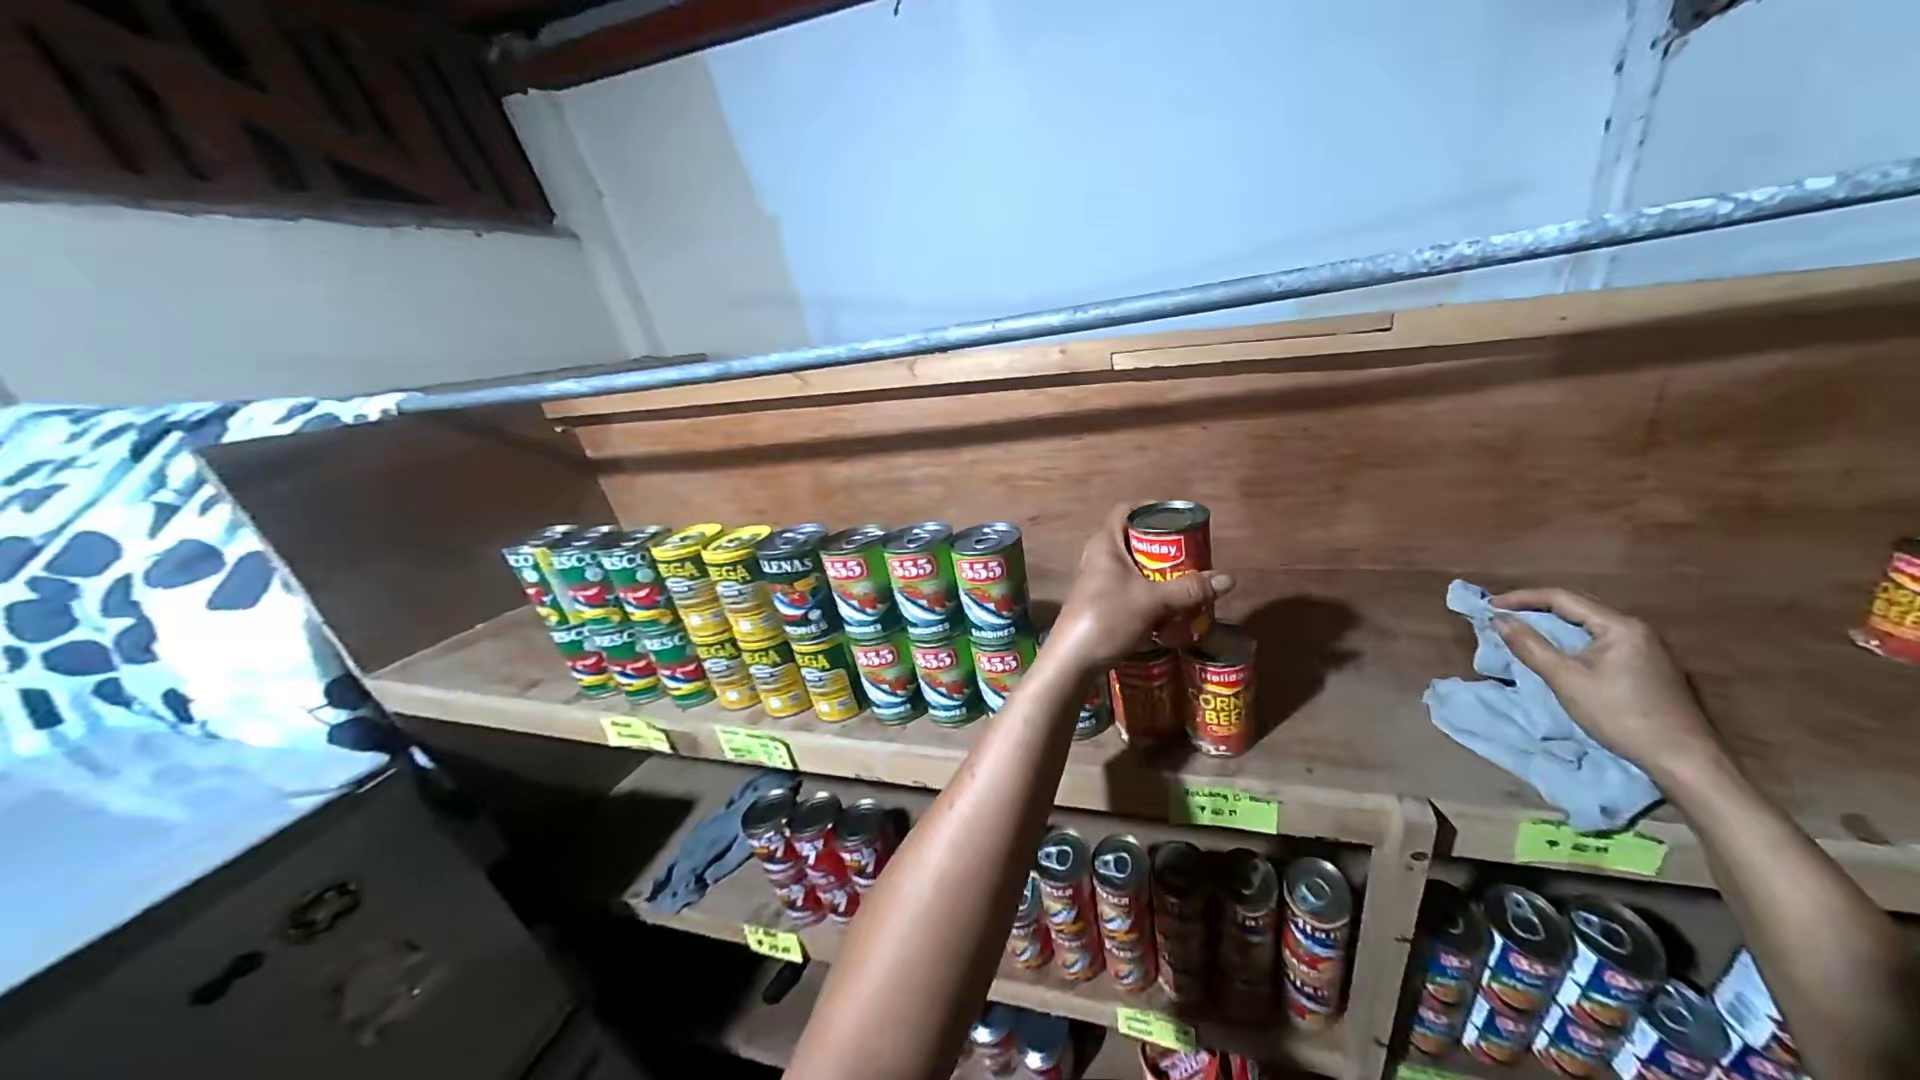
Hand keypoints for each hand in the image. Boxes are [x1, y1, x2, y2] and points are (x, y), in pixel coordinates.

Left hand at [1046, 502, 1234, 669]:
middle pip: (1134, 539)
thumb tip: (1229, 579)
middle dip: (1164, 546)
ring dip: (1159, 572)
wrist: (1073, 659)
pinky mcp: (1100, 601)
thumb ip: (1190, 590)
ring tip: (1187, 580)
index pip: (1126, 510)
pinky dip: (1149, 591)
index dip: (1152, 508)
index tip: (1180, 520)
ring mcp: (1097, 580)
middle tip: (1192, 554)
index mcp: (1104, 544)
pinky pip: (1129, 586)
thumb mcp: (1153, 601)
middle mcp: (1098, 556)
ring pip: (1133, 566)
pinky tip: (1170, 605)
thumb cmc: (1108, 618)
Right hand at [1492, 587, 1726, 783]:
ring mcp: (1647, 648)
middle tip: (1502, 615)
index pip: (1561, 598)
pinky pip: (1600, 640)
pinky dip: (1571, 639)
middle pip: (1577, 607)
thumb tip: (1500, 620)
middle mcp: (1636, 629)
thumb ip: (1530, 646)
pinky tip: (1559, 650)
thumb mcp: (1566, 679)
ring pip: (1589, 625)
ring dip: (1553, 624)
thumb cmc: (1619, 715)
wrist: (1683, 758)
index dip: (1521, 599)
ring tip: (1522, 630)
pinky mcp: (1648, 665)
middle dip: (1536, 608)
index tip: (1488, 606)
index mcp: (1619, 626)